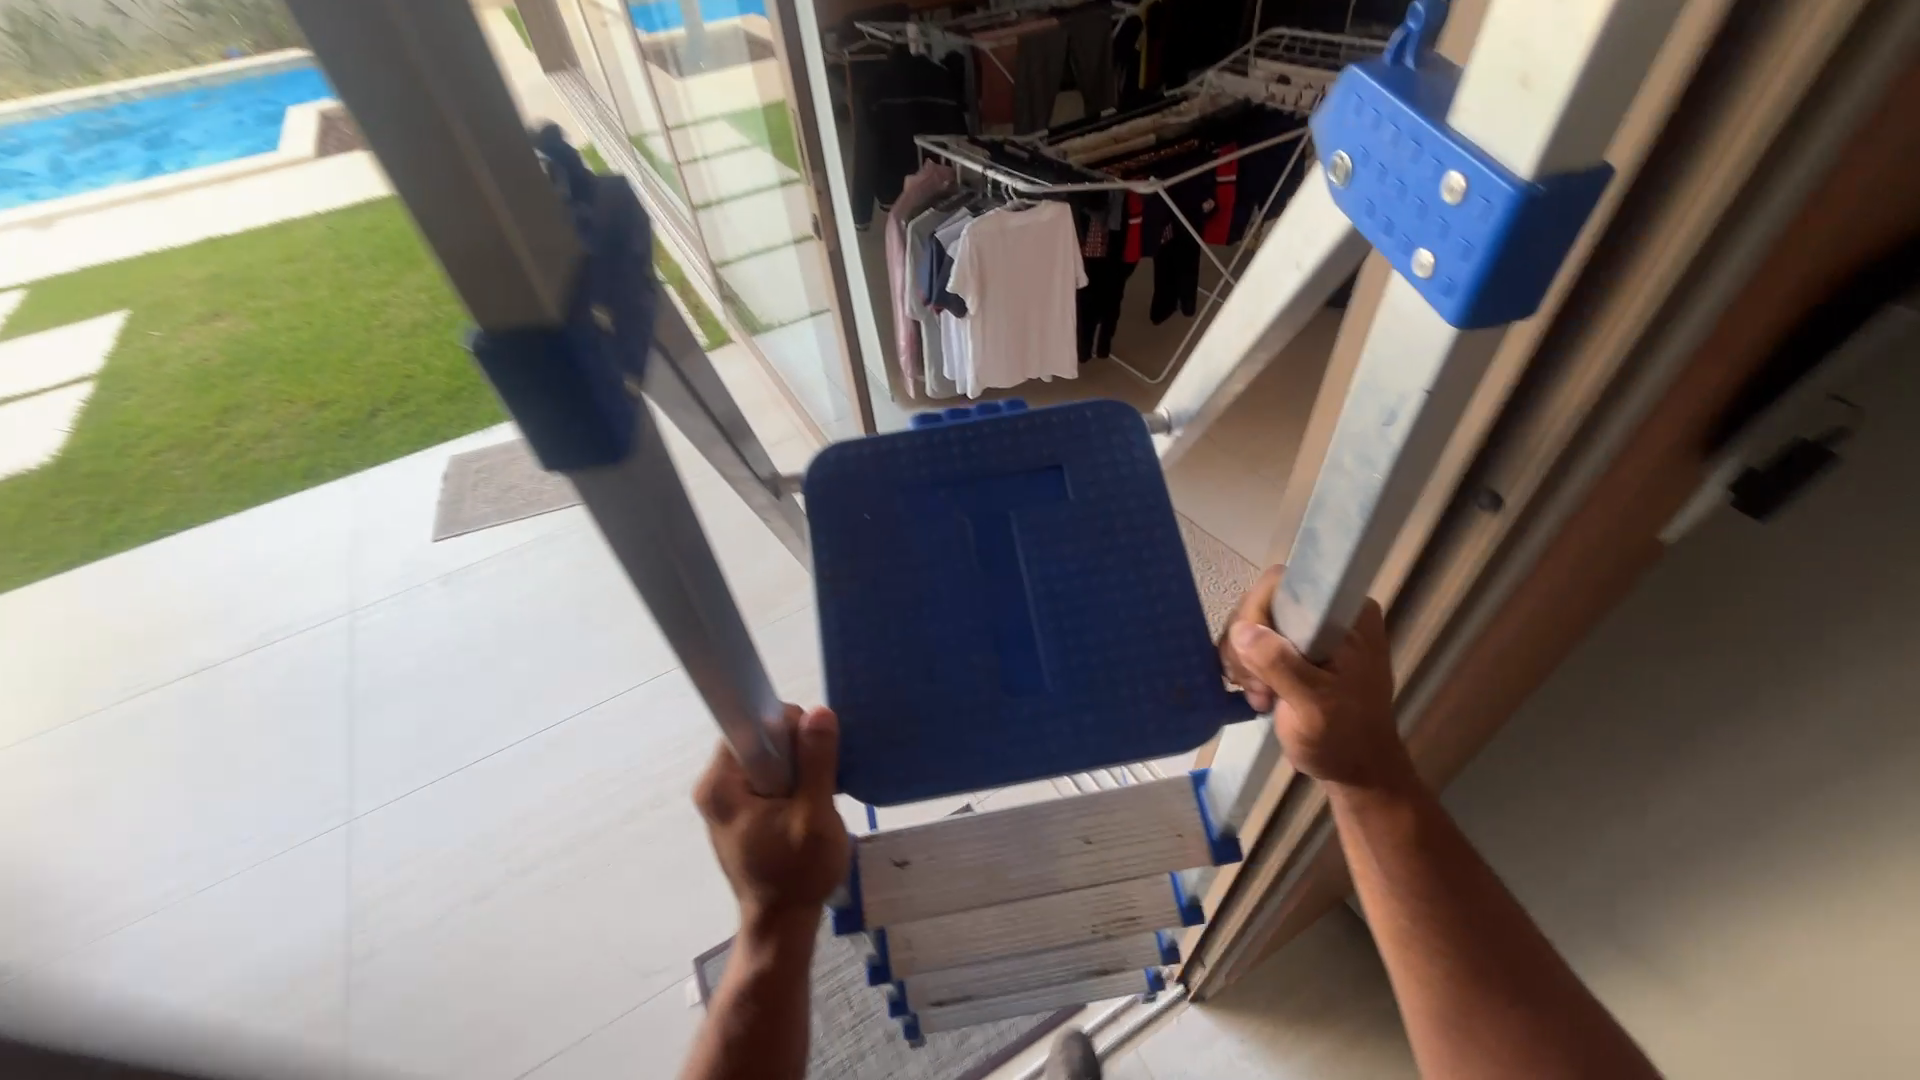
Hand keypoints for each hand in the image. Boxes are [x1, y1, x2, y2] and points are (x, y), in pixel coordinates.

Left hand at [693, 705, 849, 929]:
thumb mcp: (814, 816)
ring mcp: (725, 799)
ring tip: (818, 793)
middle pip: (759, 738)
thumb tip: (819, 712)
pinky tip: (809, 802)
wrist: (783, 924)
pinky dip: (791, 781)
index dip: (785, 725)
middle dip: (795, 750)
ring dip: (797, 767)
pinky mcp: (739, 810)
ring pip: (767, 756)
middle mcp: (714, 786)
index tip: (813, 746)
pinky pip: (767, 775)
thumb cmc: (798, 873)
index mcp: (720, 785)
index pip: (748, 724)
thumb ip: (817, 762)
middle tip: (820, 780)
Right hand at [1220, 566, 1410, 789]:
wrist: (1356, 771)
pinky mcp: (1292, 648)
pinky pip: (1250, 642)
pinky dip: (1246, 668)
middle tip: (1258, 689)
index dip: (1258, 614)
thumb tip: (1241, 631)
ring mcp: (1306, 630)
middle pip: (1259, 604)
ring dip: (1244, 663)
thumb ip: (1281, 664)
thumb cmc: (1343, 739)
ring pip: (1249, 624)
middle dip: (1248, 647)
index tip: (1256, 656)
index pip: (1283, 585)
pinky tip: (1259, 695)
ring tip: (1262, 698)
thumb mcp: (1313, 706)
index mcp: (1344, 614)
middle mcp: (1325, 612)